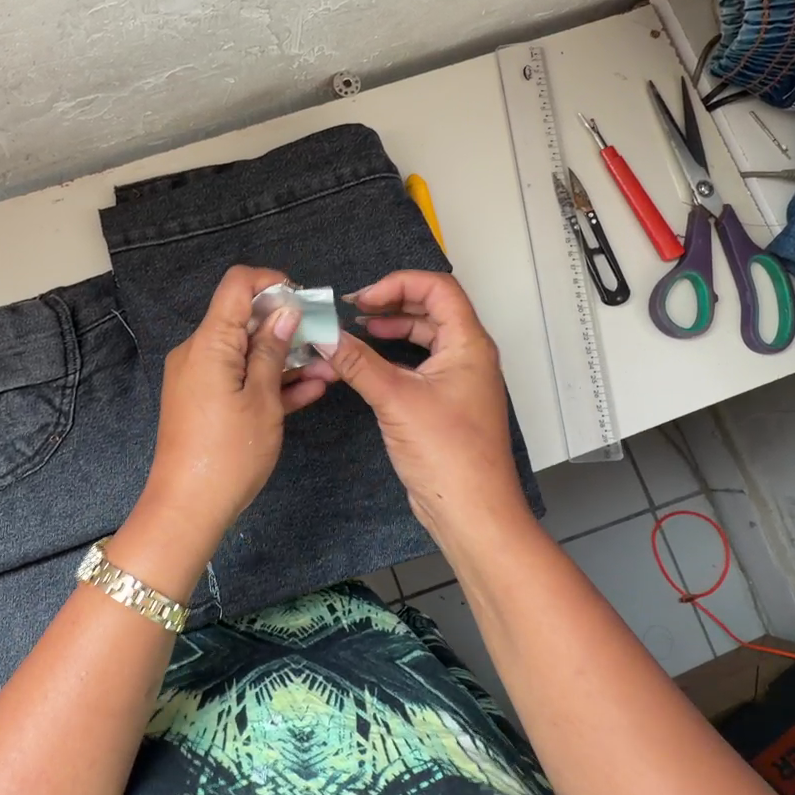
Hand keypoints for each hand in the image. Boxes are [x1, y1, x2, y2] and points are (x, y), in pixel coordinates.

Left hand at [140, 266, 328, 538]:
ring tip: (328, 371)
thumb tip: (285, 312)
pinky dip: (267, 380)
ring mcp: (199, 377)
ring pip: (245, 352)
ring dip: (284, 358)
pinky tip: (310, 390)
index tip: (303, 300)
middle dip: (286, 326)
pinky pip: (238, 378)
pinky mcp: (204, 400)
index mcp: (209, 342)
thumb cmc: (229, 452)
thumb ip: (272, 351)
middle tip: (325, 341)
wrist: (187, 508)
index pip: (236, 286)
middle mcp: (198, 352)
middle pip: (243, 319)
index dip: (271, 283)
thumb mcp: (262, 400)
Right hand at [311, 270, 526, 531]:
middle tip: (352, 310)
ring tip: (356, 330)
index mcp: (469, 344)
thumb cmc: (448, 454)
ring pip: (425, 335)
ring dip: (392, 326)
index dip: (397, 284)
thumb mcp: (395, 399)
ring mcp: (458, 379)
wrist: (471, 510)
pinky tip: (368, 362)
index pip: (437, 288)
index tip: (361, 300)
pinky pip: (419, 362)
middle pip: (432, 307)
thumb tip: (323, 336)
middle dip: (391, 302)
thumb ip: (357, 362)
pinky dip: (393, 354)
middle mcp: (468, 355)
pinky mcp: (445, 400)